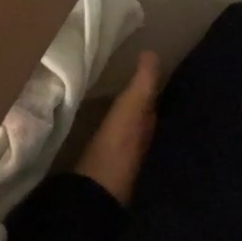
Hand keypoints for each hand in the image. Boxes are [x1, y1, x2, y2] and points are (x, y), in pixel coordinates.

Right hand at [75, 52, 160, 204]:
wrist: (95, 188)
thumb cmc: (118, 142)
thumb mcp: (133, 105)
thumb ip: (144, 81)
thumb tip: (153, 52)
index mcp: (147, 123)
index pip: (150, 97)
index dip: (144, 80)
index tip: (133, 60)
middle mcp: (138, 138)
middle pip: (135, 110)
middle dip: (129, 93)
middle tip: (114, 70)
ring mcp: (118, 151)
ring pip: (120, 122)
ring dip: (113, 106)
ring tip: (99, 87)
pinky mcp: (99, 160)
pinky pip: (103, 132)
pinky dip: (100, 120)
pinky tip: (87, 113)